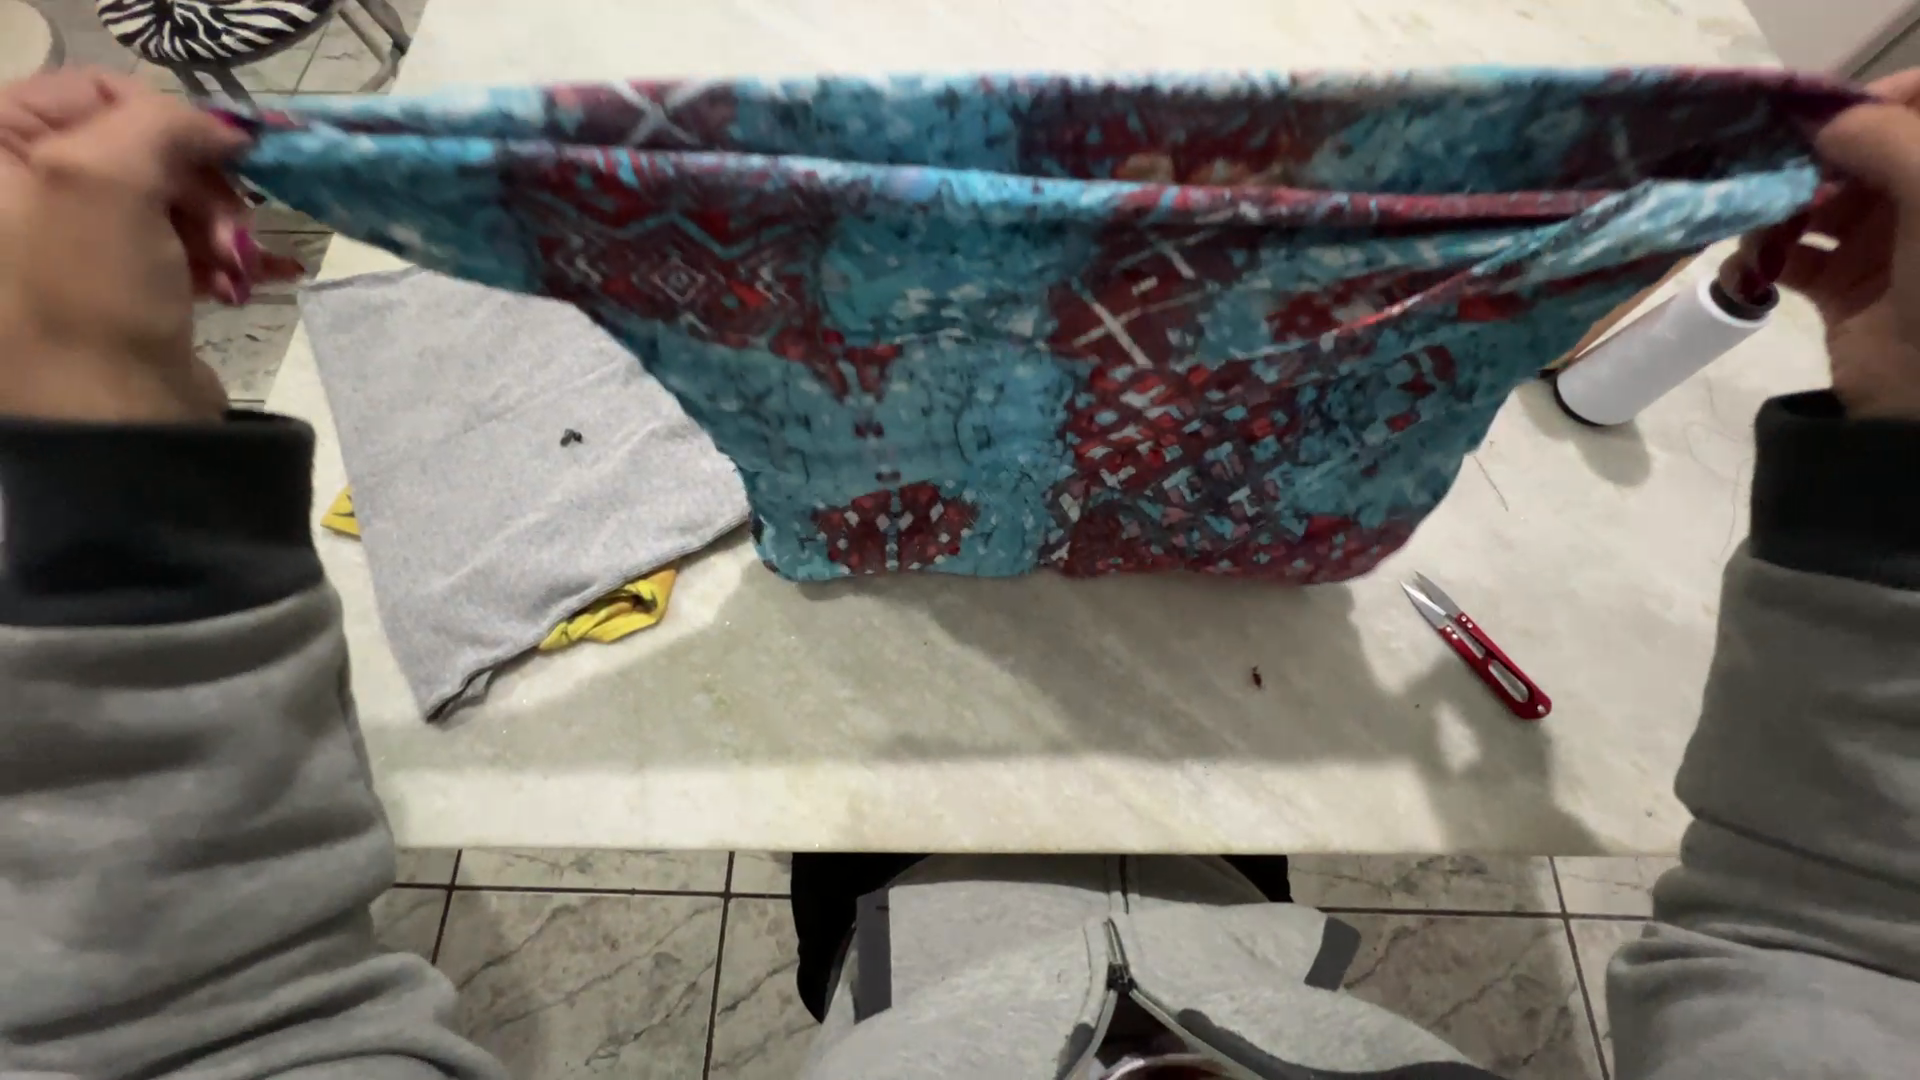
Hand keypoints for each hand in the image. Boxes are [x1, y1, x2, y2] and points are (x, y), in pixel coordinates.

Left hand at [0, 71, 255, 422]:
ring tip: (243, 266)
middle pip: (144, 149)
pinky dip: (233, 257)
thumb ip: (159, 127)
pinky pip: (188, 245)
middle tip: (234, 228)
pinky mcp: (126, 279)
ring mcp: (77, 235)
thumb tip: (225, 124)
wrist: (111, 410)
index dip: (175, 122)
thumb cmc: (89, 295)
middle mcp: (26, 181)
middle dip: (205, 188)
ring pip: (177, 200)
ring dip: (226, 229)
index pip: (99, 91)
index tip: (235, 165)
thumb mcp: (105, 184)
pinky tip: (264, 275)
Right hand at [1766, 70, 1919, 420]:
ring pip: (1817, 204)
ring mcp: (1889, 241)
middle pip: (1860, 154)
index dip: (1869, 101)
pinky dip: (1758, 262)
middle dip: (1807, 163)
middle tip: (1761, 178)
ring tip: (1751, 231)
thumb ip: (1883, 139)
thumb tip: (1816, 115)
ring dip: (1775, 214)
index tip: (1808, 120)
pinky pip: (1789, 259)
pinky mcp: (1843, 285)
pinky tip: (1744, 271)